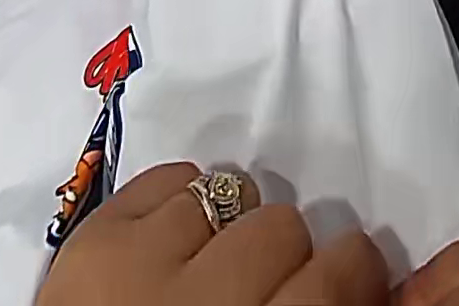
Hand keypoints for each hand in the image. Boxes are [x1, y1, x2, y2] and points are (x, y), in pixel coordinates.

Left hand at [36, 162, 388, 305]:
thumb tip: (368, 273)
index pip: (336, 281)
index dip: (355, 270)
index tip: (350, 273)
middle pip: (283, 229)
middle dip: (285, 253)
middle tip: (266, 282)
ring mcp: (137, 267)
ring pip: (229, 191)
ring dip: (229, 225)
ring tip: (208, 262)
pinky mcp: (90, 239)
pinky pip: (169, 176)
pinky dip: (177, 202)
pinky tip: (167, 244)